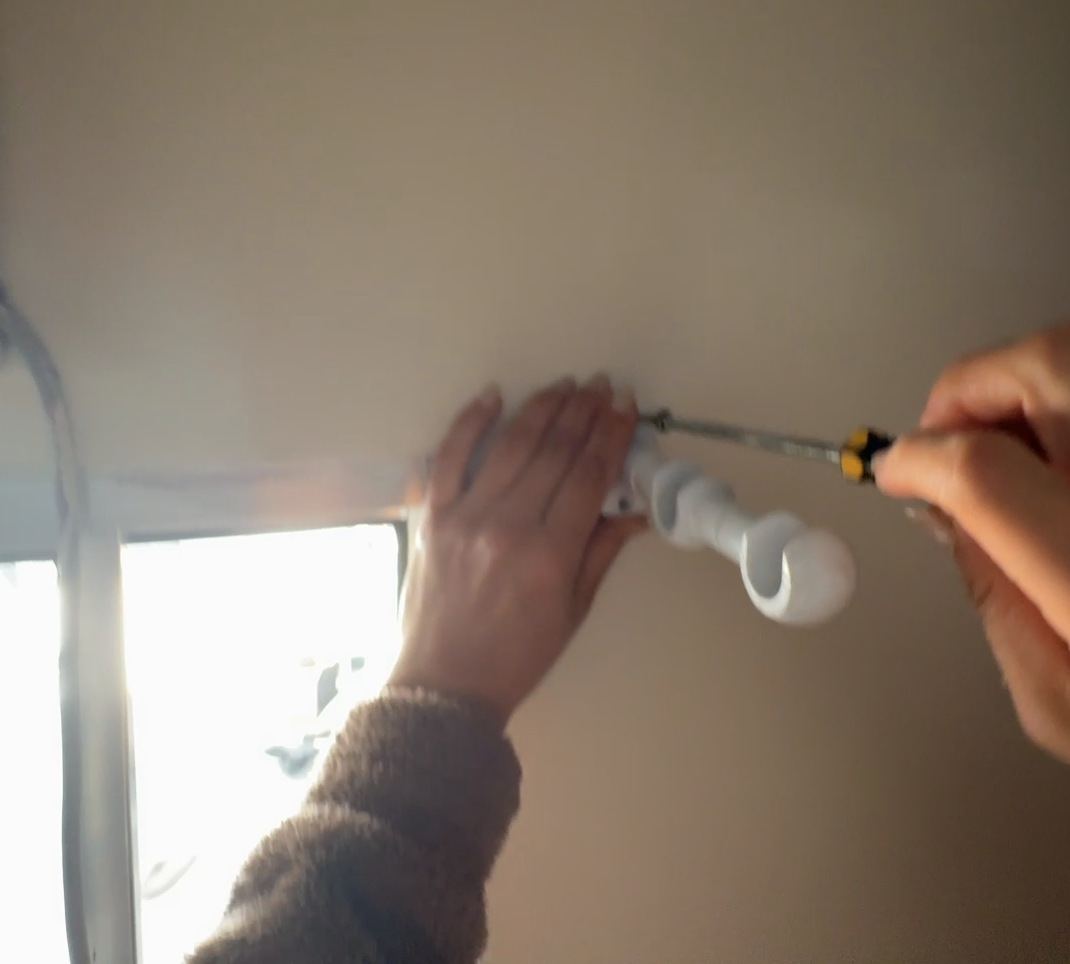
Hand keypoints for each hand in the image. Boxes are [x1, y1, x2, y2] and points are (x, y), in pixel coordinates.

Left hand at [389, 376, 646, 721]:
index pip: (589, 475)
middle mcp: (508, 524)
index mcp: (550, 553)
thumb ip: (603, 551)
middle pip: (555, 451)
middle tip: (603, 385)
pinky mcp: (433, 515)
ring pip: (512, 445)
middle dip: (584, 412)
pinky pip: (450, 456)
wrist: (445, 684)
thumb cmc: (519, 653)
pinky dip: (470, 421)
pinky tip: (493, 395)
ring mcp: (465, 515)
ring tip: (566, 385)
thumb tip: (637, 507)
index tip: (627, 405)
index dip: (612, 434)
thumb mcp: (574, 609)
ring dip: (542, 407)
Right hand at [878, 324, 1069, 963]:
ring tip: (996, 495)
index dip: (919, 454)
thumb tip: (951, 518)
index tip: (892, 473)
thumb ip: (997, 603)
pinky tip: (1066, 521)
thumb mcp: (1066, 719)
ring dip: (1017, 413)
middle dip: (970, 379)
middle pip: (1065, 362)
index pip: (997, 472)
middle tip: (940, 437)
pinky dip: (1068, 447)